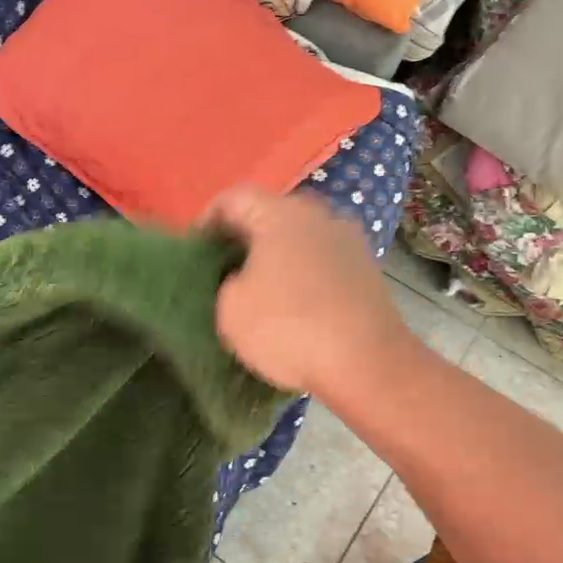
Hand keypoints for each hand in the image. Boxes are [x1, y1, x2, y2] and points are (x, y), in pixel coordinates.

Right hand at [204, 187, 424, 395]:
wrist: (368, 365)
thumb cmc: (288, 328)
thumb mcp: (230, 308)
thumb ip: (225, 280)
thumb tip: (241, 276)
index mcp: (281, 214)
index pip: (233, 198)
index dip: (206, 221)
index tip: (194, 253)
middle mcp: (320, 216)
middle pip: (269, 214)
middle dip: (243, 239)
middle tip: (222, 271)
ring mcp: (349, 242)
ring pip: (299, 238)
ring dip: (275, 258)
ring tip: (257, 292)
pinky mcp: (367, 271)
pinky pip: (320, 262)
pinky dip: (301, 275)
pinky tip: (292, 307)